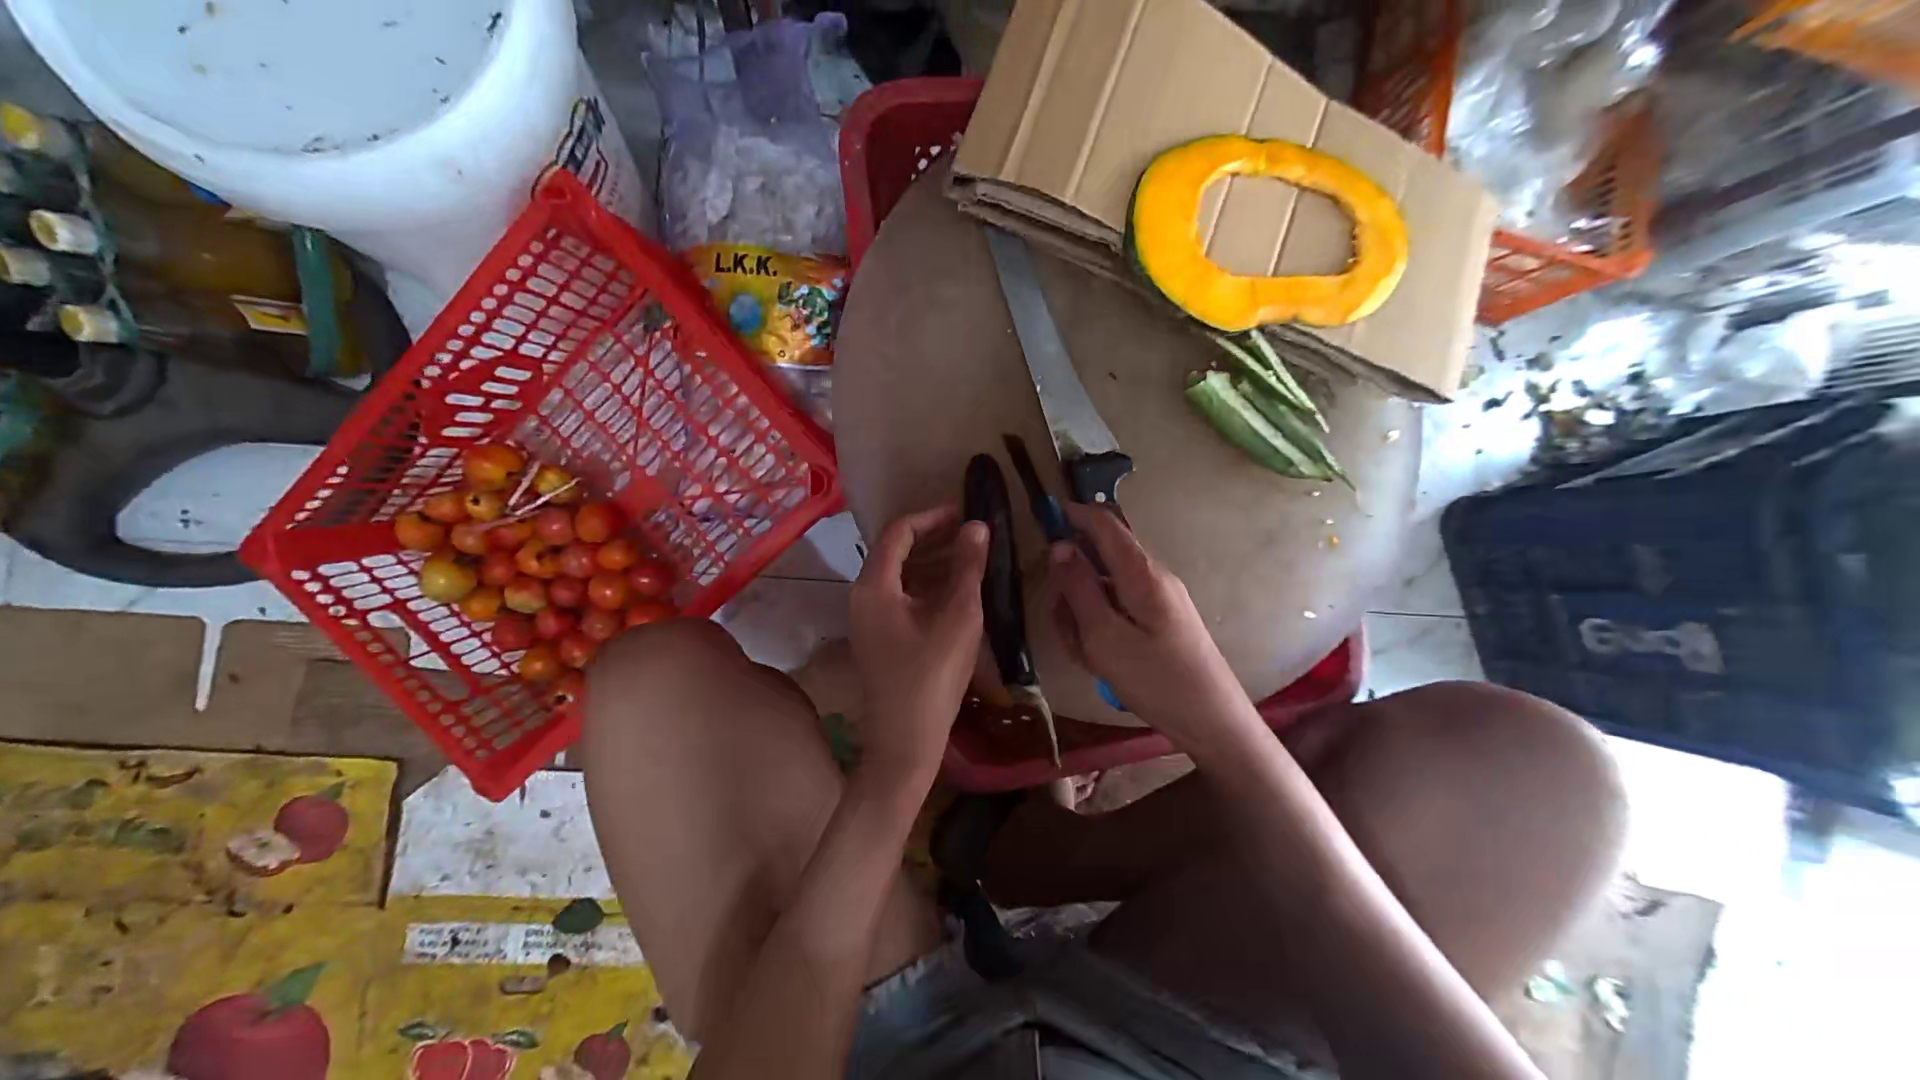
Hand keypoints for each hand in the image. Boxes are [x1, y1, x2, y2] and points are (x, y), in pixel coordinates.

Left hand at [850, 504, 988, 785]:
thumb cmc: (933, 676)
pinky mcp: (877, 637)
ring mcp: (867, 618)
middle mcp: (862, 596)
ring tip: (970, 557)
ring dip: (932, 561)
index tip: (965, 514)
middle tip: (971, 533)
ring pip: (899, 575)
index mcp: (874, 586)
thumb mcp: (959, 617)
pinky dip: (926, 585)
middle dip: (934, 537)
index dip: (933, 517)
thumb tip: (978, 525)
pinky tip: (955, 592)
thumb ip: (968, 567)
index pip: (899, 531)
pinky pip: (900, 596)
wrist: (905, 741)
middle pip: (895, 550)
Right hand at [1048, 504, 1259, 748]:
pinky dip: (1099, 629)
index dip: (1074, 514)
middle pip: (1099, 561)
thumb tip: (1060, 546)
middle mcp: (1152, 578)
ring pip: (1104, 590)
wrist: (1213, 723)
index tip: (1043, 517)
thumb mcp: (1104, 637)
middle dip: (1072, 586)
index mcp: (1142, 574)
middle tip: (1063, 626)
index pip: (1105, 525)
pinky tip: (1099, 661)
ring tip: (1084, 655)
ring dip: (1082, 614)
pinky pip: (1118, 612)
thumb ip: (1079, 589)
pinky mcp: (1160, 622)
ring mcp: (1158, 601)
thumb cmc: (1156, 680)